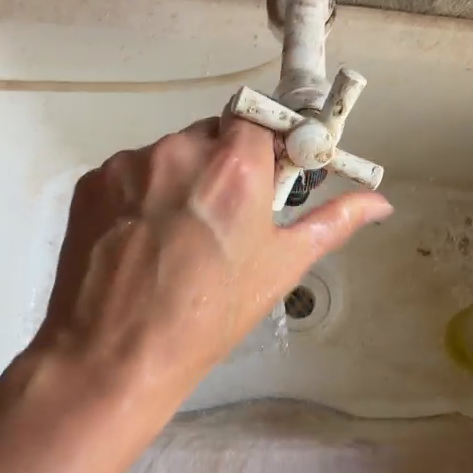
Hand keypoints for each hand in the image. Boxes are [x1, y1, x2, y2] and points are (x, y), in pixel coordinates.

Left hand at [28, 115, 390, 423]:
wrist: (116, 355)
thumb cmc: (212, 313)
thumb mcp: (283, 266)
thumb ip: (334, 221)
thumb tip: (381, 202)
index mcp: (235, 166)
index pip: (259, 117)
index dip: (267, 143)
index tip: (271, 173)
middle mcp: (179, 150)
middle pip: (213, 134)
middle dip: (226, 163)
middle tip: (229, 215)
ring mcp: (129, 165)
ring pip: (170, 154)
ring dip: (184, 179)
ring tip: (181, 236)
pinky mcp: (91, 183)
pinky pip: (131, 174)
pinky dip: (143, 195)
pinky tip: (145, 240)